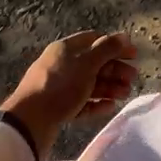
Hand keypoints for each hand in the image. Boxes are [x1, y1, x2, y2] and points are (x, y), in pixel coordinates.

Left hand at [0, 30, 135, 156]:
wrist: (27, 124)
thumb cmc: (60, 86)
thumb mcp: (87, 64)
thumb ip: (108, 49)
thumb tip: (125, 35)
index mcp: (65, 49)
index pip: (95, 40)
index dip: (116, 45)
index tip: (133, 55)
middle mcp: (61, 65)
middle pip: (94, 63)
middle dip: (115, 70)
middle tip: (133, 78)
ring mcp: (58, 88)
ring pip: (89, 83)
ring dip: (109, 87)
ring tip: (125, 95)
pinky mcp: (56, 108)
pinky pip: (81, 102)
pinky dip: (96, 103)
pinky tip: (110, 107)